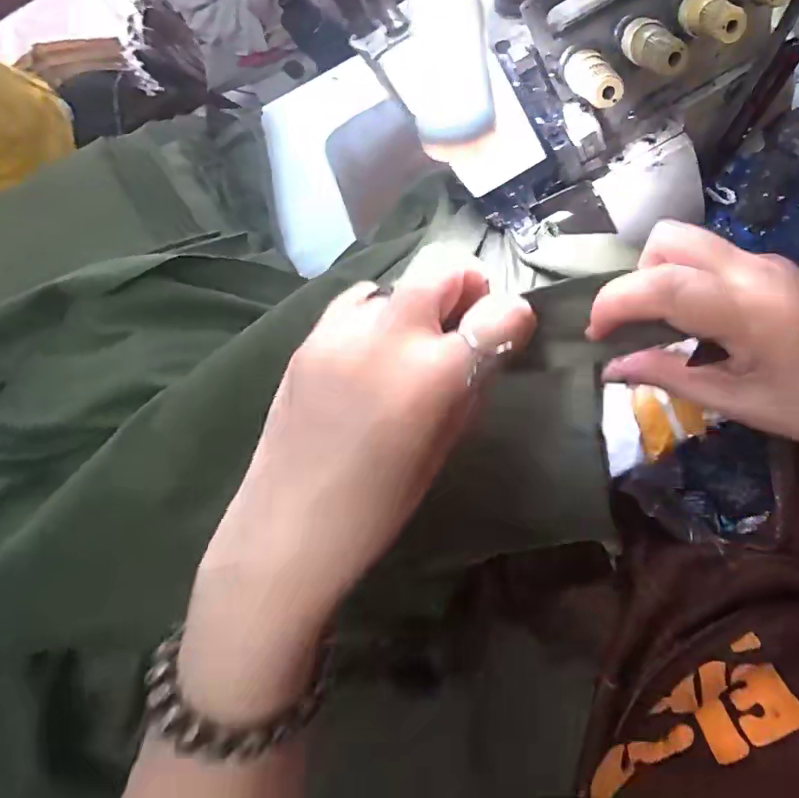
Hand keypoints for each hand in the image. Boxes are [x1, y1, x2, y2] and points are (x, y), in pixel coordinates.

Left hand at [200, 251, 536, 626]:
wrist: (286, 528)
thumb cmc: (379, 505)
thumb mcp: (443, 446)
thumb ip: (470, 384)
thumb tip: (489, 344)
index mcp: (432, 375)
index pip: (497, 313)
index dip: (512, 316)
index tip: (511, 326)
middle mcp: (388, 338)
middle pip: (441, 270)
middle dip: (464, 283)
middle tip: (466, 315)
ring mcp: (341, 332)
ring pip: (397, 284)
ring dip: (418, 301)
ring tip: (412, 339)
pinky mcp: (309, 338)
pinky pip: (357, 304)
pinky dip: (377, 314)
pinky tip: (371, 349)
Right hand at [587, 221, 798, 454]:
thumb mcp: (733, 401)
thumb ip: (666, 375)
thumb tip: (609, 368)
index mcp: (745, 308)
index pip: (661, 283)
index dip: (616, 301)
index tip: (596, 333)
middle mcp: (752, 269)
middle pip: (669, 238)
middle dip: (637, 276)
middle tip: (638, 323)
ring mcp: (764, 261)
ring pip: (689, 240)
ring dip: (660, 272)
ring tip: (666, 322)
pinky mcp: (771, 264)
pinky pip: (711, 255)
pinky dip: (687, 276)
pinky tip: (701, 320)